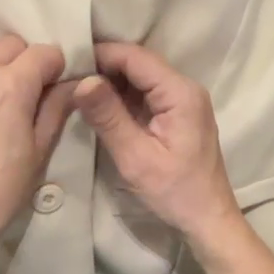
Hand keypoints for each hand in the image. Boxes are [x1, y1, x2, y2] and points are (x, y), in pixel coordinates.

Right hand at [75, 42, 241, 244]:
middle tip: (66, 76)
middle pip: (138, 64)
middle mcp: (185, 89)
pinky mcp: (177, 116)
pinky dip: (121, 98)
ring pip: (140, 79)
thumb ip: (109, 117)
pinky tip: (98, 106)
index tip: (66, 62)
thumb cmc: (175, 192)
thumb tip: (82, 80)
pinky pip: (145, 96)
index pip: (134, 57)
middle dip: (102, 66)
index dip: (100, 54)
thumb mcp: (136, 158)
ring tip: (75, 89)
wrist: (208, 219)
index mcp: (180, 93)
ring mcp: (183, 101)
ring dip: (110, 82)